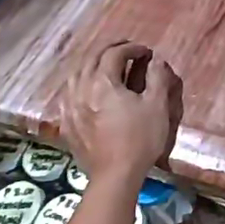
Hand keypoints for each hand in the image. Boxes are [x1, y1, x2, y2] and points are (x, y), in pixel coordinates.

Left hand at [59, 41, 182, 188]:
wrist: (115, 175)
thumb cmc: (139, 139)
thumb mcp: (157, 106)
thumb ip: (157, 78)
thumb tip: (155, 60)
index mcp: (103, 81)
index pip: (115, 54)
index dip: (131, 48)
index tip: (145, 52)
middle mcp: (82, 87)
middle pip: (92, 59)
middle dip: (110, 51)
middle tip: (126, 52)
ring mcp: (71, 106)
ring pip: (76, 74)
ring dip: (92, 65)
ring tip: (105, 67)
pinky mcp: (67, 123)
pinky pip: (69, 94)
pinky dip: (79, 84)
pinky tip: (85, 90)